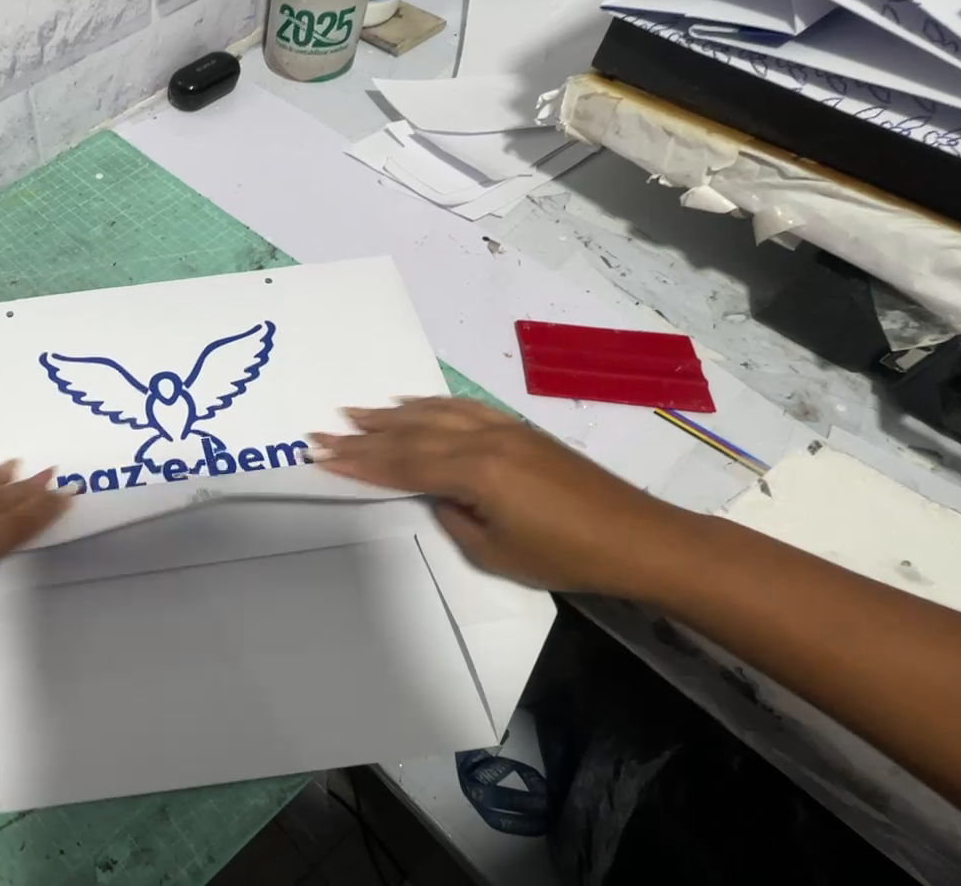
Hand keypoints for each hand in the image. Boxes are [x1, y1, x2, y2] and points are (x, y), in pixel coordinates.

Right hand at [311, 397, 701, 598]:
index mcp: (475, 473)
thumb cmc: (567, 556)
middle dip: (361, 436)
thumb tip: (434, 494)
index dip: (358, 462)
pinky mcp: (518, 429)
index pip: (402, 464)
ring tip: (353, 413)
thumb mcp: (495, 551)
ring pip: (432, 414)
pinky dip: (429, 404)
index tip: (320, 455)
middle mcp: (483, 441)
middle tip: (321, 432)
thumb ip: (453, 515)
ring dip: (389, 415)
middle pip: (409, 434)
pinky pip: (461, 407)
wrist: (640, 539)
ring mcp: (502, 430)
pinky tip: (410, 404)